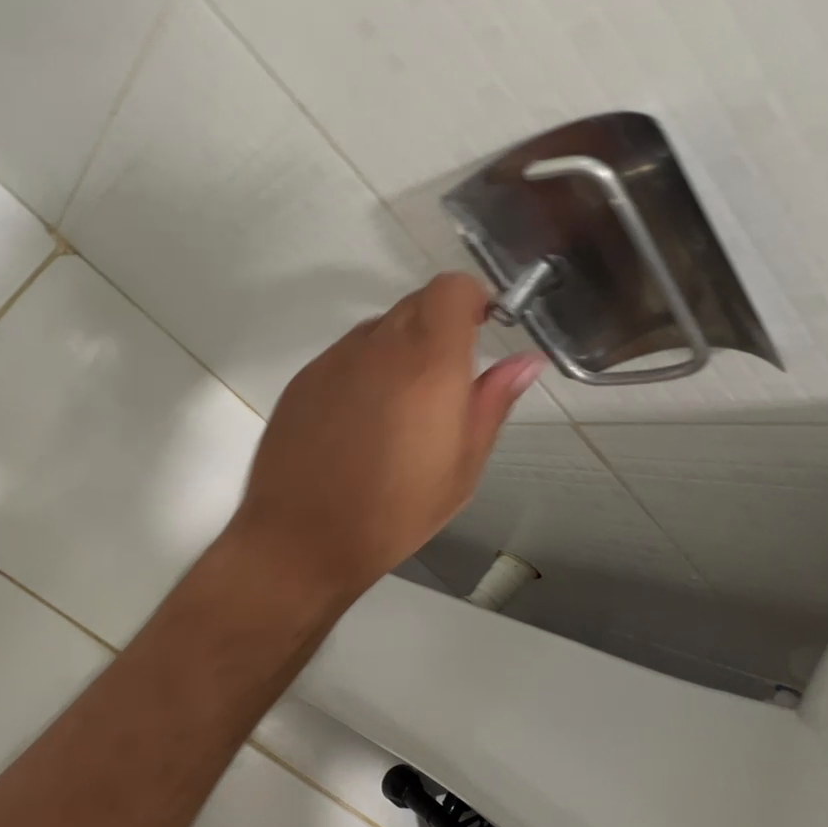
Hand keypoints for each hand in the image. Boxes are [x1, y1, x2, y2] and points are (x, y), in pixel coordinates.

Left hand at [227, 272, 546, 599]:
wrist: (302, 538)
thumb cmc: (395, 511)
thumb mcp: (462, 466)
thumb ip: (492, 402)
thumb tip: (524, 361)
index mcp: (428, 362)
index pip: (452, 289)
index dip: (471, 301)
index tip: (481, 330)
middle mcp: (378, 346)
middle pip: (416, 304)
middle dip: (438, 328)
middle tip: (443, 384)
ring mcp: (334, 360)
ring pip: (378, 332)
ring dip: (397, 352)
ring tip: (397, 414)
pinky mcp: (302, 380)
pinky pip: (343, 358)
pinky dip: (361, 374)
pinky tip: (357, 426)